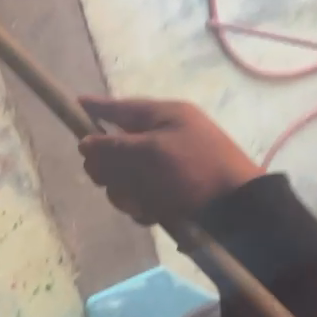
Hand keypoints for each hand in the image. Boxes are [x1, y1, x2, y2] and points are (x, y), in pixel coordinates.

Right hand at [79, 96, 261, 227]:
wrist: (240, 211)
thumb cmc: (196, 170)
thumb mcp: (152, 152)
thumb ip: (113, 146)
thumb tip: (84, 143)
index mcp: (163, 117)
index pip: (121, 108)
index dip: (97, 108)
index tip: (76, 103)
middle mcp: (163, 138)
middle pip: (115, 148)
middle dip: (109, 167)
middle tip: (105, 178)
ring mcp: (167, 167)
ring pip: (124, 176)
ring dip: (126, 191)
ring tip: (140, 203)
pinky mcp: (170, 192)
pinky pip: (140, 195)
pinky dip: (142, 205)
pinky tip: (152, 213)